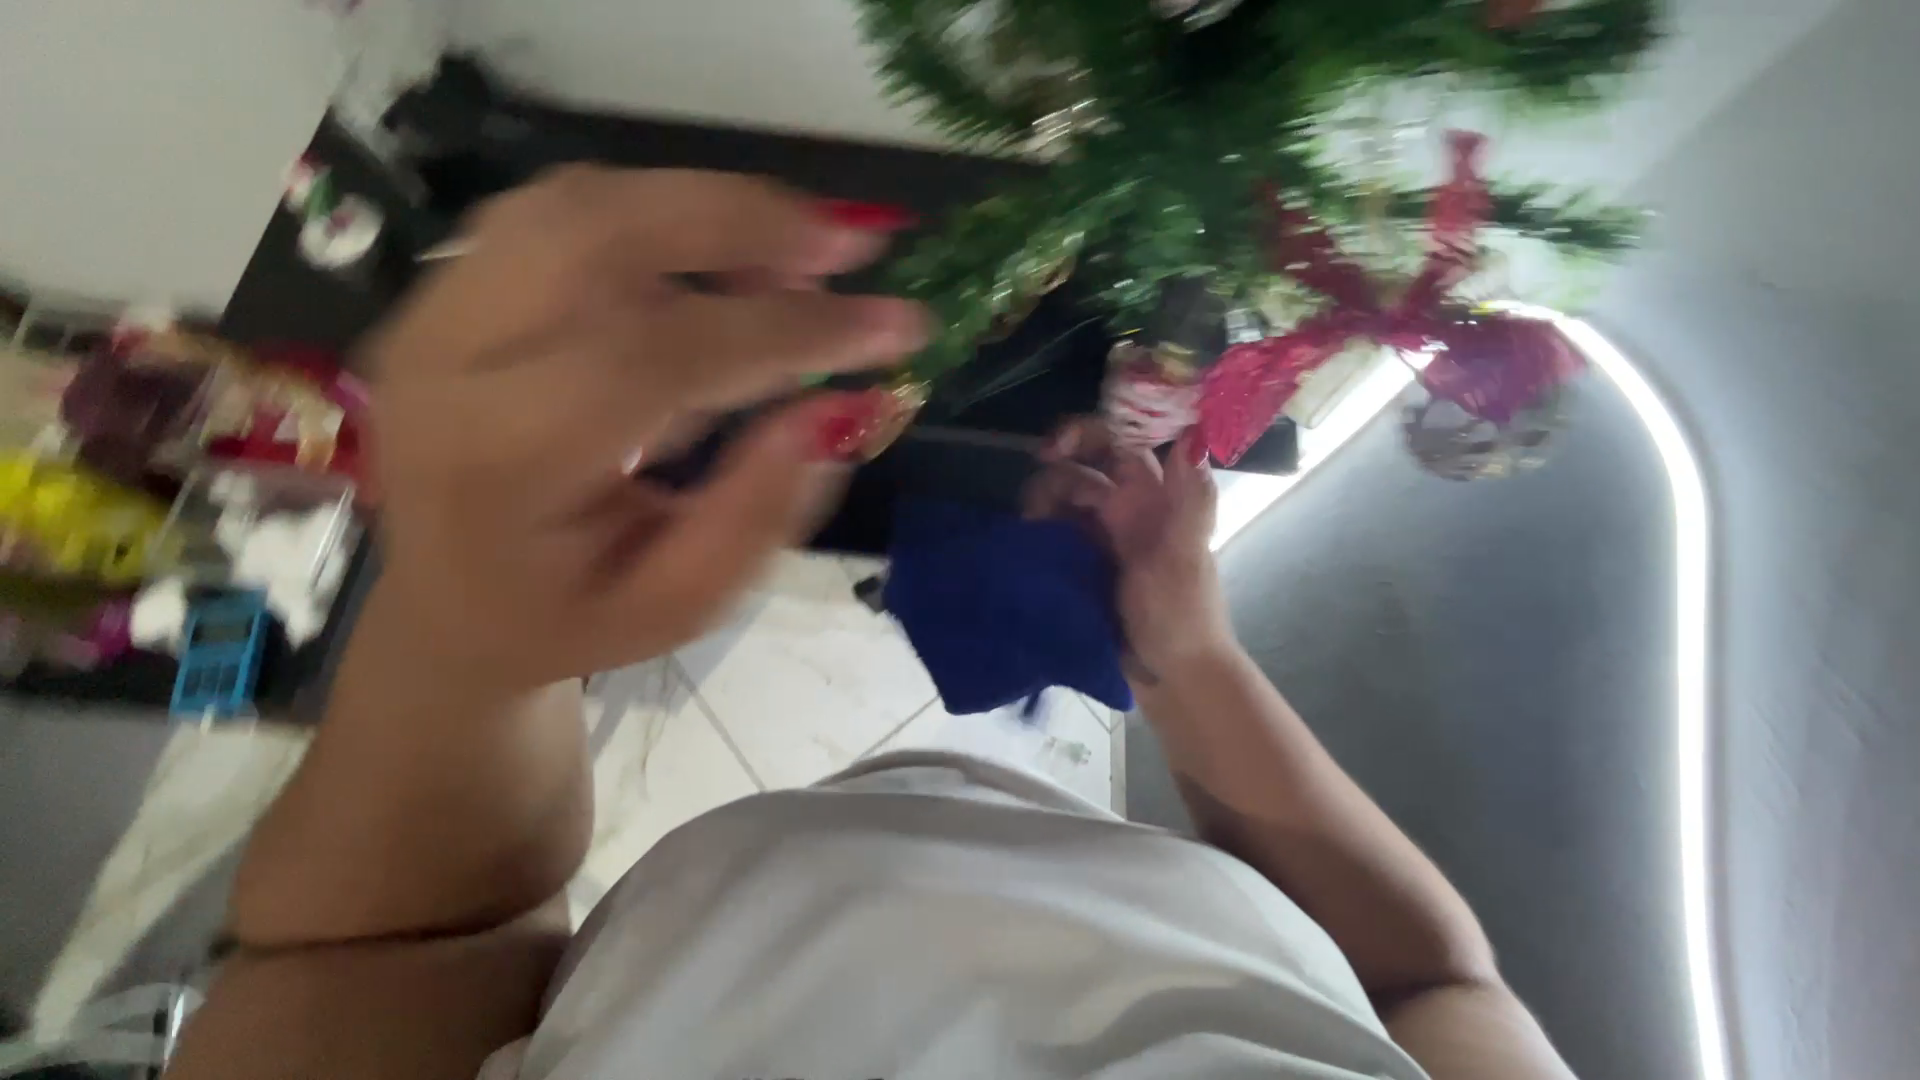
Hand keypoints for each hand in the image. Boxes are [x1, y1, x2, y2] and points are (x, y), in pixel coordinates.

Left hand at [362, 167, 926, 688]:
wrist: (446, 609)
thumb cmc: (570, 618)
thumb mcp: (680, 605)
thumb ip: (759, 512)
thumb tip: (840, 407)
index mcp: (502, 463)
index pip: (656, 359)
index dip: (785, 331)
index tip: (893, 325)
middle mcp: (449, 361)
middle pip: (598, 234)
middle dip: (744, 222)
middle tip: (851, 246)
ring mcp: (436, 311)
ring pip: (579, 203)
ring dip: (707, 207)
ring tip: (802, 250)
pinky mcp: (451, 291)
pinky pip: (563, 214)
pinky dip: (662, 212)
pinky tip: (727, 253)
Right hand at [1026, 421, 1235, 674]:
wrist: (1171, 677)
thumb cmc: (1183, 616)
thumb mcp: (1185, 557)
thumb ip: (1190, 499)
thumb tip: (1195, 434)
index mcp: (1156, 498)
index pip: (1123, 442)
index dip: (1089, 432)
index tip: (1054, 448)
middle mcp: (1129, 508)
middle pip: (1085, 466)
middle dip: (1056, 472)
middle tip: (1033, 504)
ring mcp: (1105, 537)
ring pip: (1065, 498)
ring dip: (1043, 504)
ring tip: (1030, 531)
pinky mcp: (1085, 564)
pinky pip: (1056, 533)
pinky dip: (1039, 532)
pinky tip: (1026, 545)